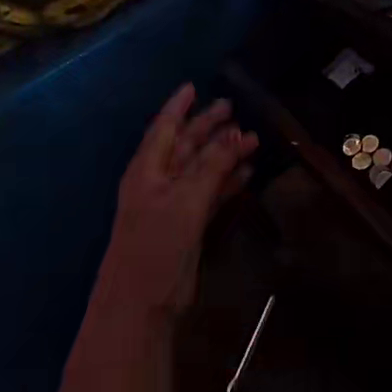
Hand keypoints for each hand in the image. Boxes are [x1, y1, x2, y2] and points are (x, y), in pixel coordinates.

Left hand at [99, 84, 257, 313]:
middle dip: (207, 126)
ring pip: (201, 169)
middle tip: (232, 107)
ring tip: (251, 138)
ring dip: (224, 154)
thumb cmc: (155, 243)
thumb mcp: (185, 199)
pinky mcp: (188, 226)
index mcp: (147, 168)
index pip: (164, 127)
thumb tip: (238, 133)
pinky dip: (227, 182)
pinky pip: (210, 194)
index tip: (194, 86)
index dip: (178, 106)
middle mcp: (158, 181)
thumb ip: (212, 165)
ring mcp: (173, 204)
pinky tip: (247, 173)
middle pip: (185, 145)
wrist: (140, 305)